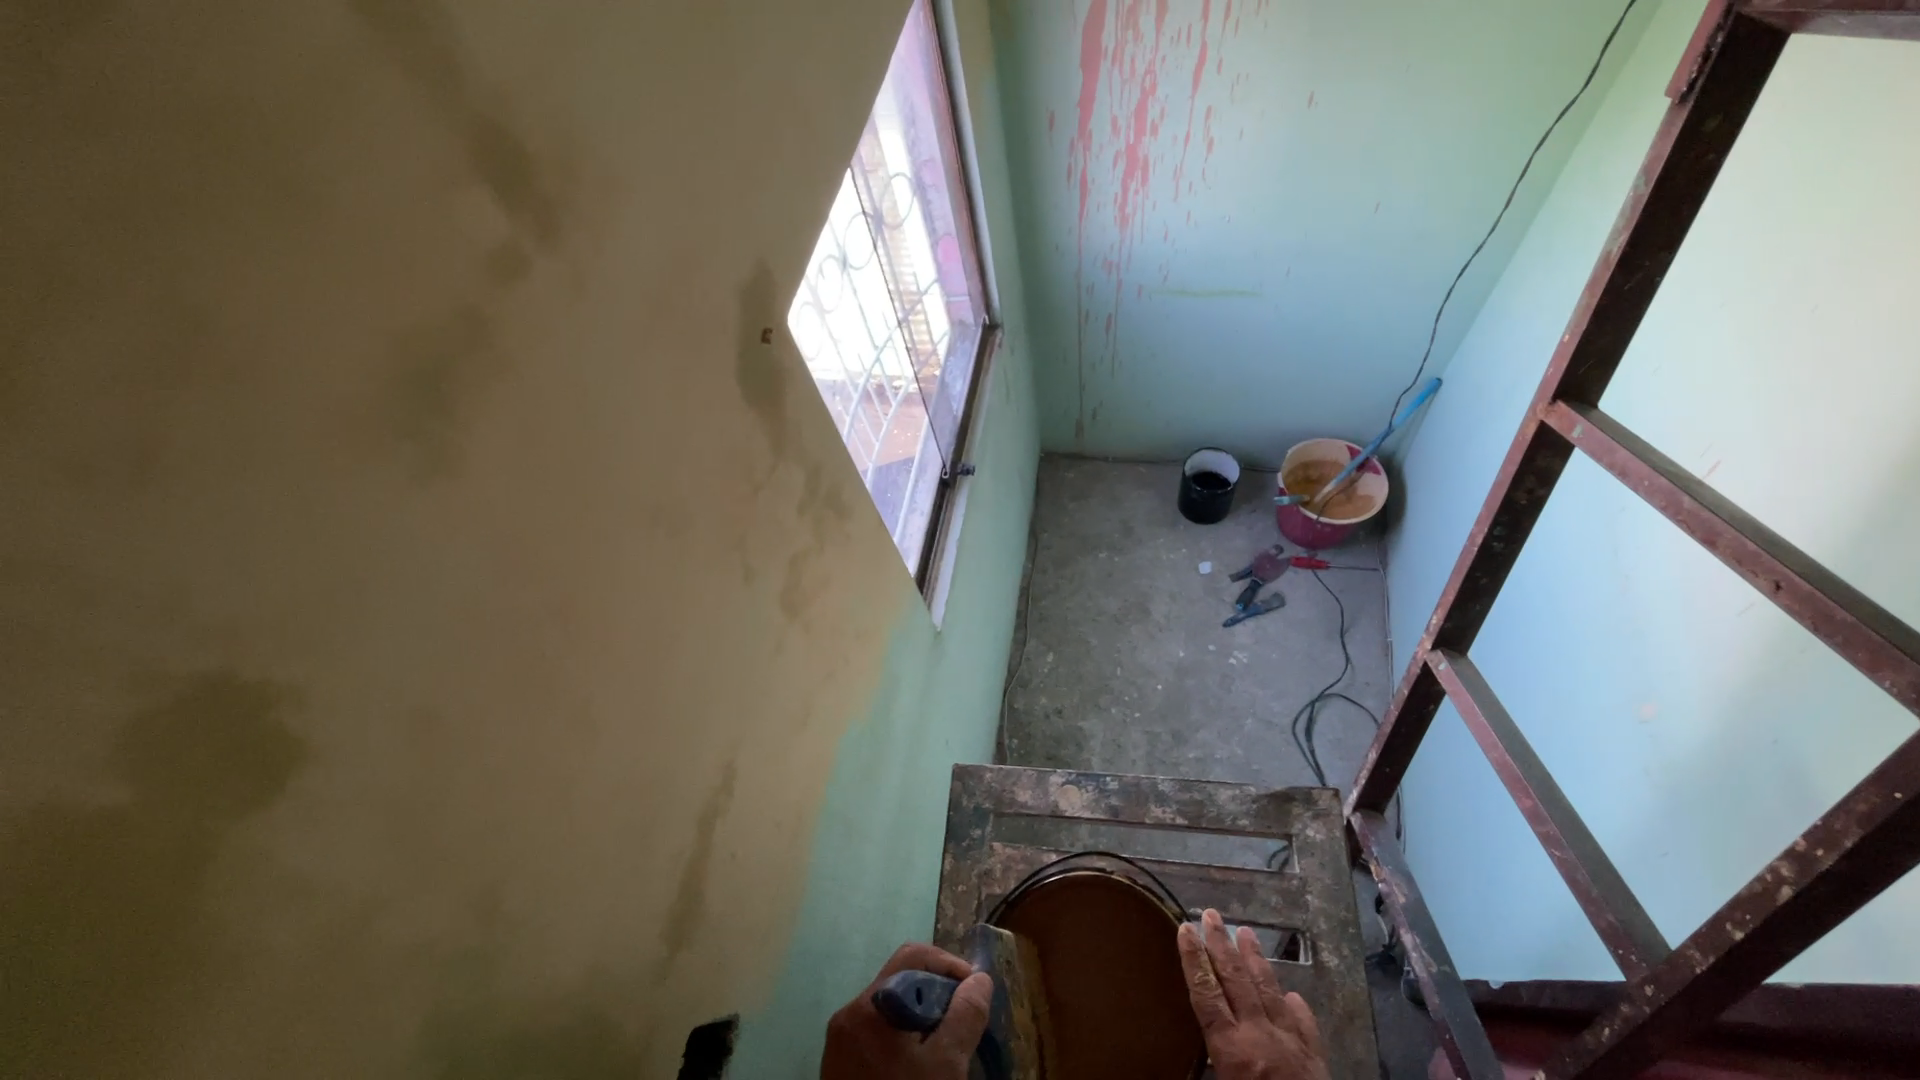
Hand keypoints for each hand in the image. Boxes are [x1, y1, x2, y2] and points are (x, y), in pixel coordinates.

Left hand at [820, 942, 992, 1079]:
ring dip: (923, 1018)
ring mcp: (841, 1041)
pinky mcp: (839, 1064)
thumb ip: (965, 1016)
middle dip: (938, 994)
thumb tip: (979, 979)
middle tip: (964, 1023)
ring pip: (891, 1008)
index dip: (950, 965)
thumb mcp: (946, 1065)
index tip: (975, 993)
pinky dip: (904, 1037)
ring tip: (947, 1047)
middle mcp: (849, 1014)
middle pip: (902, 980)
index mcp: (870, 1006)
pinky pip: (877, 1033)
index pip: (913, 956)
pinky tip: (922, 1065)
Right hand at [1177, 909, 1329, 1079]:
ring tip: (1246, 932)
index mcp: (1232, 1049)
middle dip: (1221, 945)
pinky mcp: (1317, 1059)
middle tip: (1211, 914)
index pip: (1206, 994)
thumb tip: (1186, 1051)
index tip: (1185, 928)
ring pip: (1270, 991)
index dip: (1194, 960)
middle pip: (1236, 981)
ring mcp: (1292, 1044)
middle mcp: (1260, 1036)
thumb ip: (1208, 1065)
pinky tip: (1292, 992)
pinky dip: (1296, 1006)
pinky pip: (1304, 1024)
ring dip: (1255, 960)